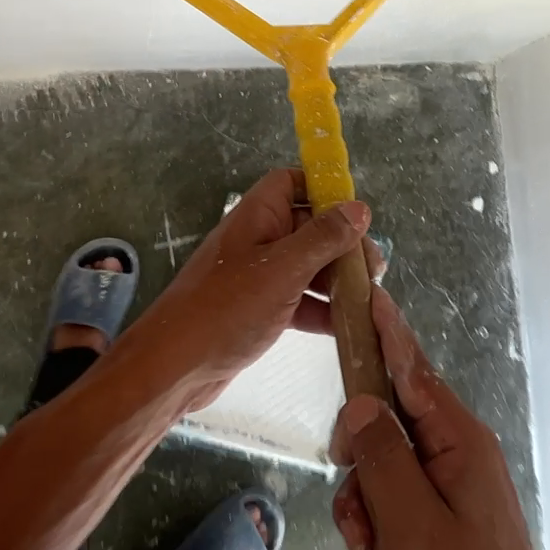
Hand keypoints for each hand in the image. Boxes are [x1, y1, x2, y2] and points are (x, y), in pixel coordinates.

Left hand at [127, 168, 376, 407]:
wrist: (174, 367)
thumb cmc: (227, 307)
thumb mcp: (283, 269)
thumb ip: (323, 238)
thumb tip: (360, 208)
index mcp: (259, 214)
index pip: (292, 182)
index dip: (324, 189)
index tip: (357, 213)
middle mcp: (258, 238)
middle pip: (308, 226)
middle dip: (342, 244)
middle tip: (374, 268)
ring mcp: (257, 276)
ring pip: (306, 266)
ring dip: (337, 278)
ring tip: (371, 297)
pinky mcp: (258, 310)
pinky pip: (297, 299)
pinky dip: (321, 309)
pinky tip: (347, 325)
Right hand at [330, 287, 532, 549]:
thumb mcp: (414, 522)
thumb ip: (383, 457)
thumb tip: (362, 402)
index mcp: (461, 439)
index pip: (414, 369)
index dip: (388, 330)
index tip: (368, 292)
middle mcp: (456, 451)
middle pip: (389, 419)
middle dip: (362, 455)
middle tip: (357, 500)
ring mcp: (449, 484)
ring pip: (383, 463)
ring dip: (365, 501)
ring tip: (373, 545)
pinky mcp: (440, 514)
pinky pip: (393, 496)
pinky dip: (376, 520)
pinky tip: (377, 549)